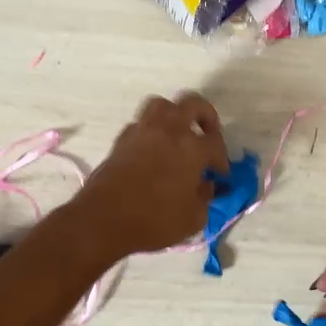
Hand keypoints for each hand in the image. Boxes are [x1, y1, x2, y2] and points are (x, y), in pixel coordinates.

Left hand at [67, 93, 229, 262]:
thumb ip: (205, 198)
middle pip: (193, 104)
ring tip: (179, 132)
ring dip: (175, 114)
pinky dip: (151, 131)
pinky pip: (141, 124)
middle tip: (208, 134)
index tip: (220, 175)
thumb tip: (206, 185)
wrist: (102, 220)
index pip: (216, 144)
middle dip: (206, 116)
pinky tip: (154, 149)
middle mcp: (169, 131)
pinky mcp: (122, 140)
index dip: (222, 160)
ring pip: (162, 105)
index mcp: (192, 148)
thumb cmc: (153, 220)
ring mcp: (143, 131)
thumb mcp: (193, 219)